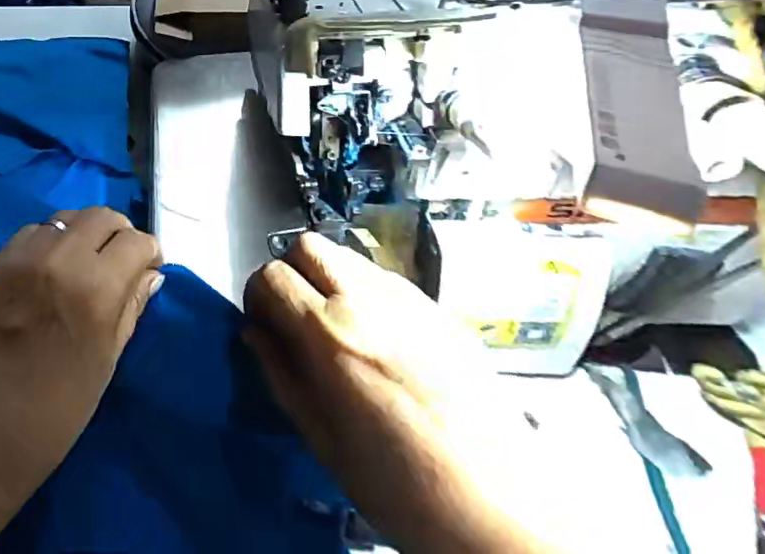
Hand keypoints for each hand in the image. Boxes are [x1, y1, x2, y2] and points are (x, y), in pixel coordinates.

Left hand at [0, 208, 162, 553]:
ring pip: (66, 218)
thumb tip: (151, 273)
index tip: (149, 267)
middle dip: (119, 234)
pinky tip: (52, 269)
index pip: (135, 241)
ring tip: (86, 262)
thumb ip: (130, 305)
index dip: (149, 253)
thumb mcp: (108, 358)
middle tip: (121, 261)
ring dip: (84, 233)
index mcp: (95, 288)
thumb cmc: (59, 405)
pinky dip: (52, 241)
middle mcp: (59, 258)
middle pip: (101, 216)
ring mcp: (23, 254)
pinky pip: (35, 231)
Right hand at [243, 233, 560, 553]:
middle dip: (291, 272)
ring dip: (329, 277)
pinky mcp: (446, 316)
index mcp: (331, 336)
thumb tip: (255, 334)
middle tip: (295, 314)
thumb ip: (280, 376)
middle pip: (307, 246)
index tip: (265, 324)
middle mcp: (368, 304)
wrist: (509, 518)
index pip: (271, 275)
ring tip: (339, 325)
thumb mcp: (323, 440)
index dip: (258, 296)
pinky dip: (368, 293)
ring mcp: (412, 304)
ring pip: (348, 256)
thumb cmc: (404, 489)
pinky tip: (380, 339)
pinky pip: (388, 280)